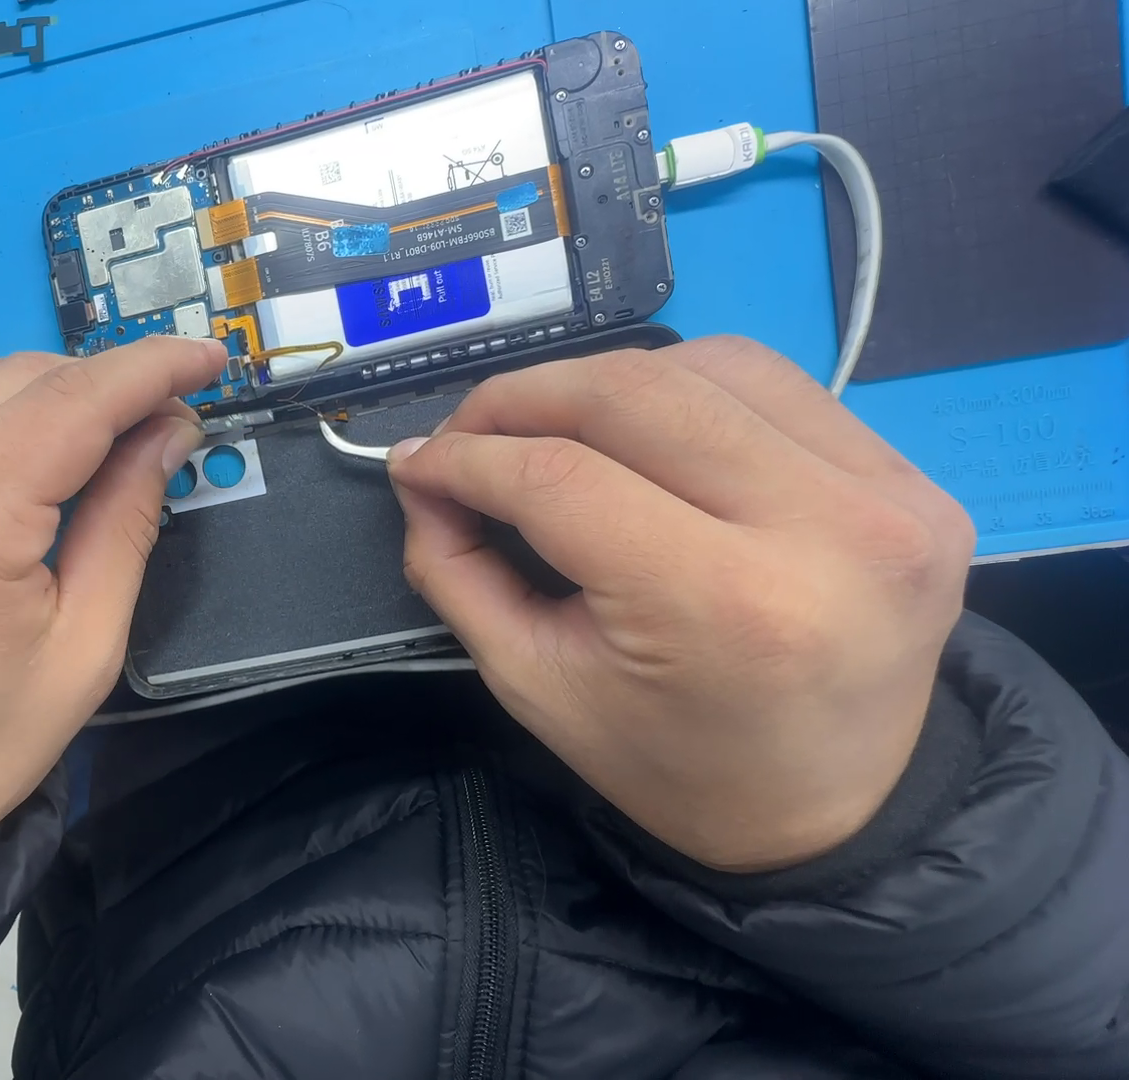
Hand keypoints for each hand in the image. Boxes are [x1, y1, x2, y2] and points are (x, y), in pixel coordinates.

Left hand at [0, 337, 224, 854]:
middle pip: (22, 374)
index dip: (151, 369)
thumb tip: (167, 434)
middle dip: (105, 384)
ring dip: (42, 389)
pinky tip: (8, 451)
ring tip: (88, 442)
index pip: (74, 401)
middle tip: (159, 425)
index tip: (207, 359)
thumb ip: (126, 522)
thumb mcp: (82, 650)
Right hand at [387, 337, 974, 871]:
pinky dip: (670, 387)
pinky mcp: (909, 475)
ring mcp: (885, 490)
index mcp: (719, 602)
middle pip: (628, 395)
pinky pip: (762, 383)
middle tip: (462, 433)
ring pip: (697, 366)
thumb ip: (452, 565)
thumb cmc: (659, 759)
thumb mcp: (525, 676)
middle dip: (517, 399)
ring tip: (537, 429)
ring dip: (590, 384)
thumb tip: (418, 470)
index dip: (466, 459)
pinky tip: (627, 427)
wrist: (823, 808)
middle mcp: (822, 526)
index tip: (414, 463)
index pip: (557, 478)